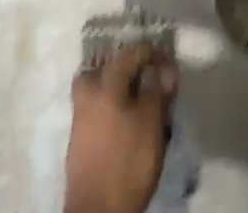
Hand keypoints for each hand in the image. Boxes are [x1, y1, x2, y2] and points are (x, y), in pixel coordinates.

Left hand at [64, 44, 177, 212]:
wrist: (98, 209)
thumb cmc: (128, 161)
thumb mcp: (151, 124)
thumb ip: (157, 92)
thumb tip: (164, 70)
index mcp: (105, 86)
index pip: (129, 53)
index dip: (150, 52)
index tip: (167, 59)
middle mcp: (88, 95)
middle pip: (104, 67)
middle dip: (125, 66)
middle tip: (147, 74)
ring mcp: (80, 116)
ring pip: (98, 87)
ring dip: (117, 86)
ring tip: (139, 97)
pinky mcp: (80, 137)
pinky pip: (96, 107)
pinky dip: (111, 104)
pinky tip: (126, 117)